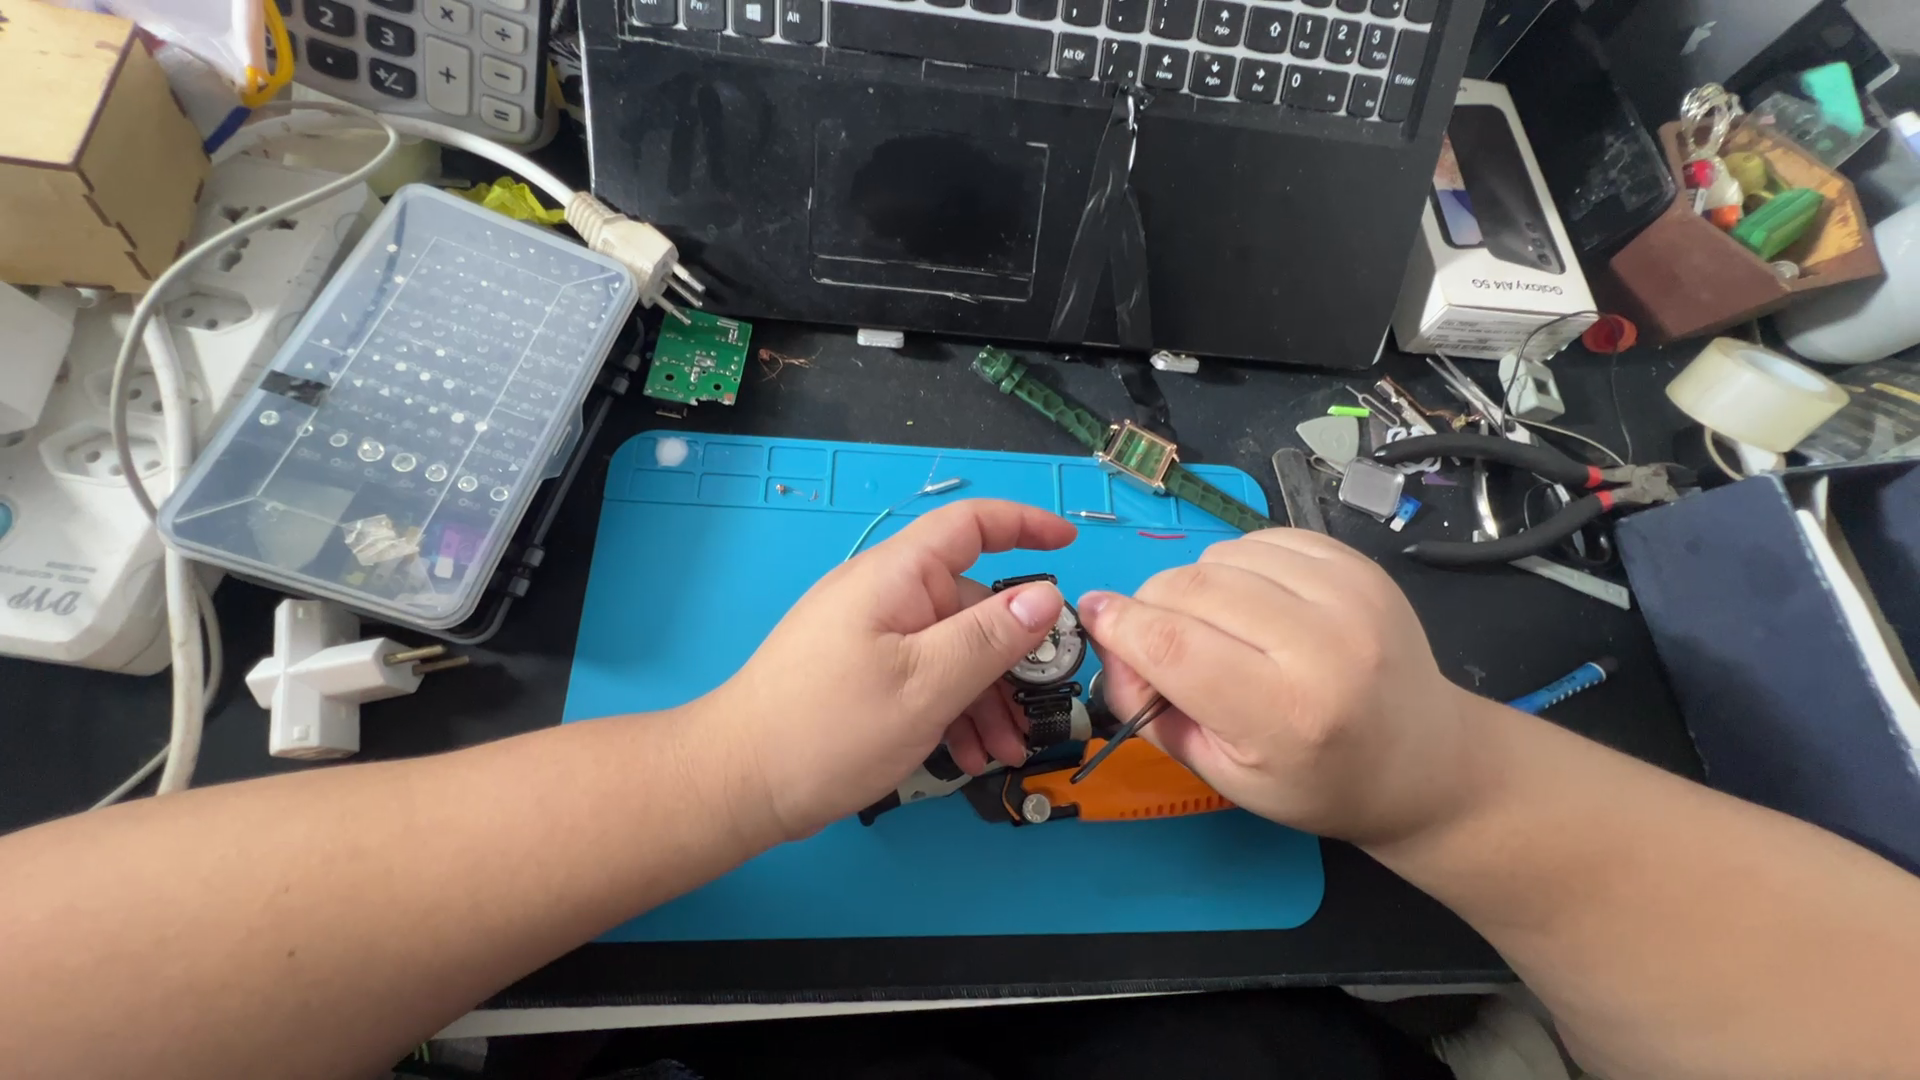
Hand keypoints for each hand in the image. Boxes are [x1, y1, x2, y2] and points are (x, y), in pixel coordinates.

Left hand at [701, 499, 1075, 842]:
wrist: (738, 783)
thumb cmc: (832, 727)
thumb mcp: (927, 684)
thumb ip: (991, 636)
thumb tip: (1046, 594)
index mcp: (898, 575)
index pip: (970, 525)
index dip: (1024, 524)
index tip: (1070, 543)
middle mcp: (886, 594)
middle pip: (971, 604)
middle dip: (1011, 658)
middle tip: (1038, 712)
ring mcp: (871, 633)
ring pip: (950, 649)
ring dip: (985, 697)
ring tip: (1005, 753)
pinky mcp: (861, 670)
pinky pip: (923, 674)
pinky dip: (951, 708)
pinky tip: (969, 755)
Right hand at [1079, 528, 1480, 845]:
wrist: (1425, 761)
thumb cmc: (1315, 782)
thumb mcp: (1221, 773)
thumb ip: (1151, 709)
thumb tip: (1112, 640)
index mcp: (1286, 713)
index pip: (1173, 645)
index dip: (1117, 624)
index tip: (1093, 615)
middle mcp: (1323, 645)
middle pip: (1189, 589)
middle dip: (1149, 605)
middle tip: (1155, 636)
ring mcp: (1348, 595)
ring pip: (1219, 556)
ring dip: (1193, 585)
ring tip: (1215, 624)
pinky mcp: (1357, 565)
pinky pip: (1258, 539)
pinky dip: (1234, 565)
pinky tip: (1251, 600)